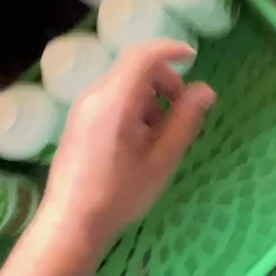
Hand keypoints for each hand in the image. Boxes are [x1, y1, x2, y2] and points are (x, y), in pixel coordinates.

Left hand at [33, 39, 215, 250]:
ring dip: (149, 97)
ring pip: (124, 84)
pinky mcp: (78, 122)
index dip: (171, 50)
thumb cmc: (120, 193)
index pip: (144, 55)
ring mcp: (83, 108)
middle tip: (181, 111)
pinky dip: (133, 105)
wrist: (70, 225)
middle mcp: (96, 95)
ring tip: (159, 135)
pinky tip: (138, 141)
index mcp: (116, 99)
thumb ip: (186, 119)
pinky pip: (111, 98)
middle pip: (135, 68)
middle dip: (164, 81)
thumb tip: (205, 90)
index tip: (193, 58)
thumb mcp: (163, 158)